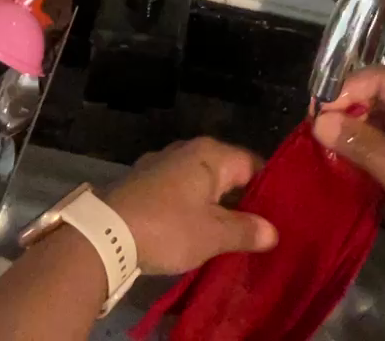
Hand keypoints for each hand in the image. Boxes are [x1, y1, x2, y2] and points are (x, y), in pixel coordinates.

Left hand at [105, 137, 278, 274]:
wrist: (106, 233)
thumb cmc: (168, 227)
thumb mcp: (212, 235)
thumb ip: (245, 230)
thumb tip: (273, 230)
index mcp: (211, 154)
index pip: (252, 163)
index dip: (268, 188)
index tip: (278, 214)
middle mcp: (189, 149)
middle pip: (227, 171)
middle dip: (242, 197)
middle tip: (257, 227)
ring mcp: (163, 162)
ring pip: (202, 180)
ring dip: (214, 202)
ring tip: (228, 231)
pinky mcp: (145, 179)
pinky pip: (180, 188)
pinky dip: (191, 204)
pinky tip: (192, 226)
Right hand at [311, 66, 384, 284]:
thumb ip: (361, 144)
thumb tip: (318, 121)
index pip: (381, 77)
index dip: (348, 88)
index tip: (318, 111)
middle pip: (380, 96)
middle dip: (348, 109)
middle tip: (317, 131)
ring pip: (383, 121)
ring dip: (355, 132)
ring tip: (326, 148)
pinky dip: (367, 151)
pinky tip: (347, 166)